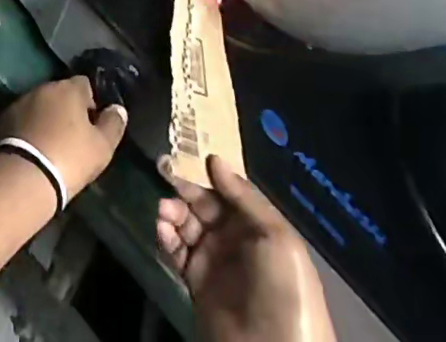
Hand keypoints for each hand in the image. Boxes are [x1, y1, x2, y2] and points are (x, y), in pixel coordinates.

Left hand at [0, 76, 127, 196]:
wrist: (25, 175)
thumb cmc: (70, 158)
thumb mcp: (102, 147)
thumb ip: (113, 124)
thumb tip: (117, 108)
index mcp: (68, 88)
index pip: (85, 84)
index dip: (91, 102)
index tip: (93, 123)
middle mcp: (43, 87)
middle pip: (61, 93)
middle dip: (68, 109)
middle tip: (74, 136)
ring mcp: (21, 101)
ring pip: (41, 105)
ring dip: (48, 117)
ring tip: (53, 143)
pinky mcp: (5, 117)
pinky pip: (25, 118)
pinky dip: (31, 126)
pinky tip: (35, 147)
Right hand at [157, 155, 334, 341]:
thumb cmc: (283, 290)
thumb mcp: (277, 238)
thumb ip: (244, 197)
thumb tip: (214, 159)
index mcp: (259, 226)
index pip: (227, 191)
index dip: (206, 174)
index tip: (182, 156)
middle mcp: (236, 240)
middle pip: (204, 204)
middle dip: (184, 190)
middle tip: (164, 176)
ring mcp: (215, 261)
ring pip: (187, 225)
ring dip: (173, 212)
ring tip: (164, 211)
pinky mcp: (196, 282)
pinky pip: (176, 251)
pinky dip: (166, 237)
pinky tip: (162, 230)